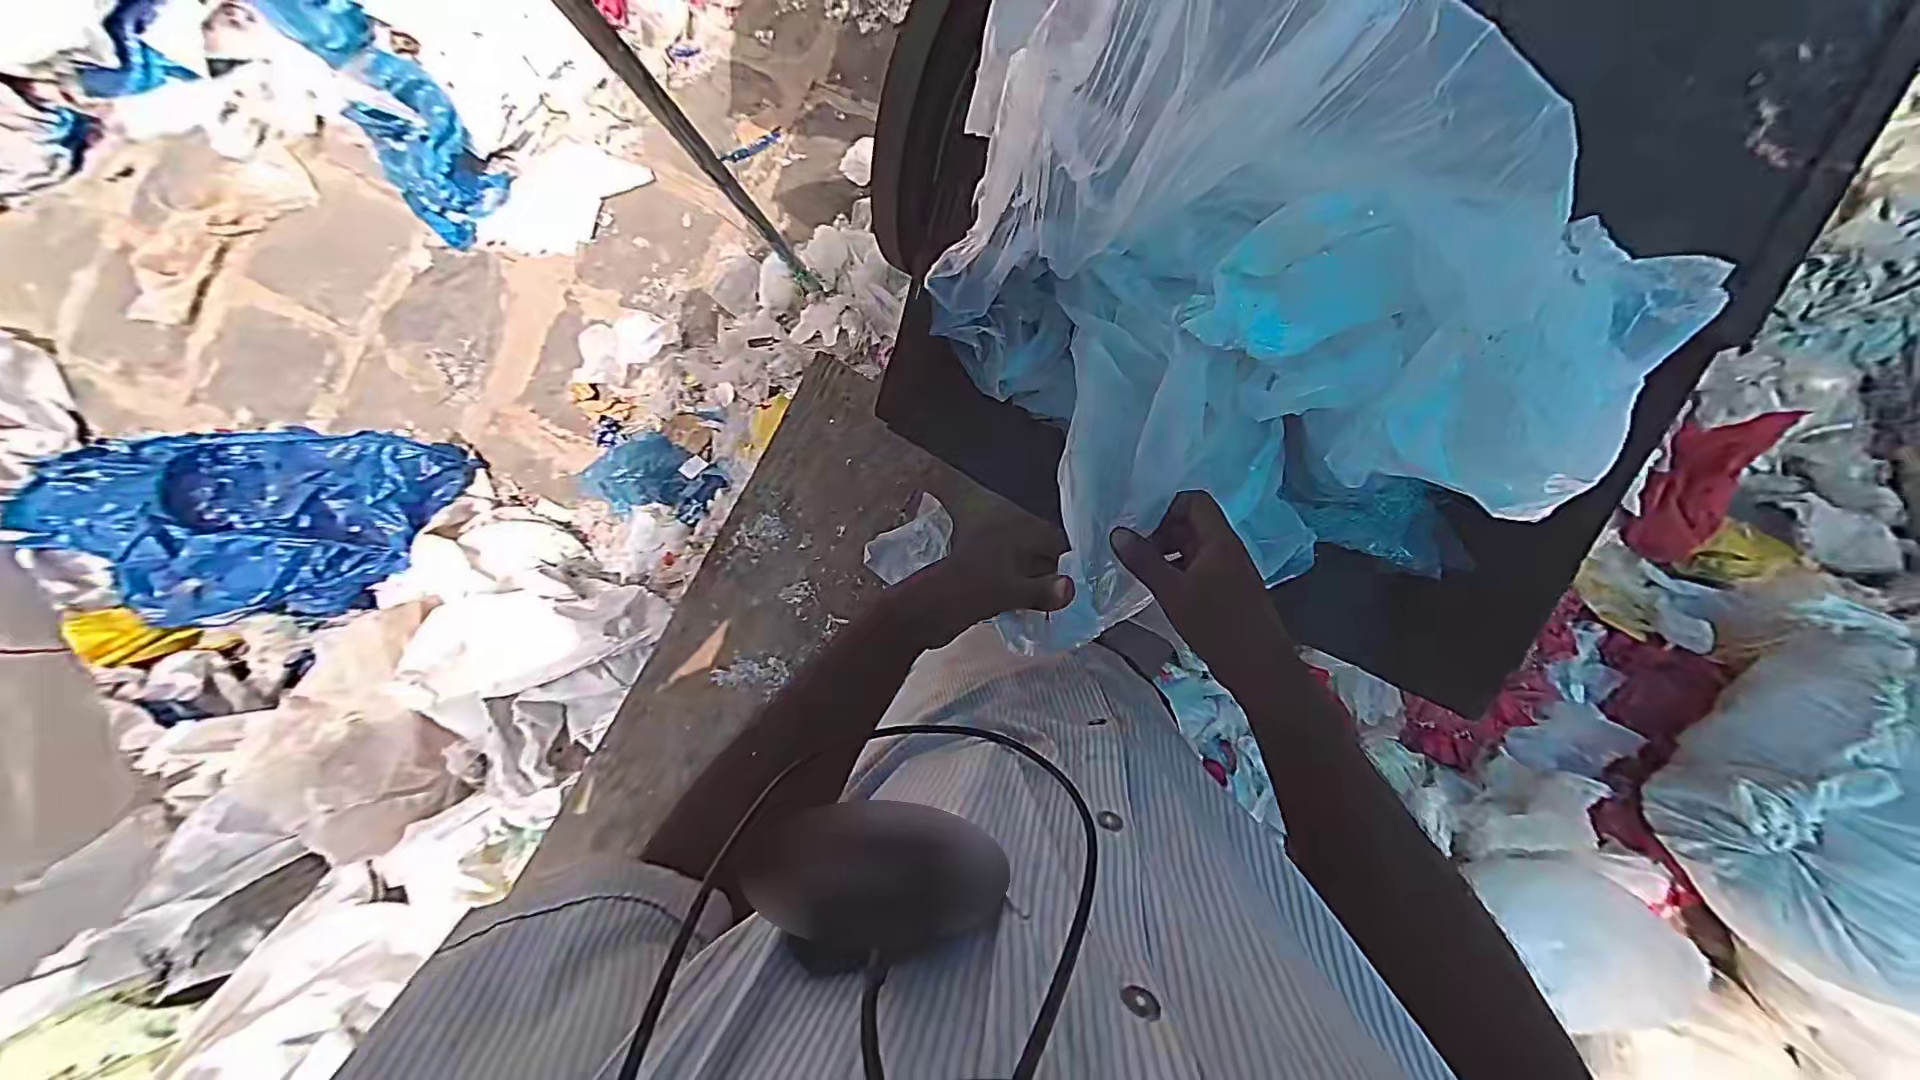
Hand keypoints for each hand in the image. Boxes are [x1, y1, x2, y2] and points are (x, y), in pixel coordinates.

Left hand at [889, 523, 1072, 648]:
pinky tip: (1038, 613)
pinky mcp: (982, 581)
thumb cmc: (962, 593)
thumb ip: (1041, 590)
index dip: (1072, 557)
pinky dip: (1025, 597)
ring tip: (1066, 606)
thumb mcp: (1007, 592)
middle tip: (1084, 595)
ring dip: (1042, 587)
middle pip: (1040, 554)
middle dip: (1058, 573)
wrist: (919, 613)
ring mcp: (990, 561)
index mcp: (1009, 534)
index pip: (1052, 539)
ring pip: (1026, 571)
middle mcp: (1001, 541)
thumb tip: (1073, 588)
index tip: (1093, 576)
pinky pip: (1013, 586)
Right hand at [1110, 491, 1296, 685]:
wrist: (1259, 668)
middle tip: (1135, 554)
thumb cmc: (1216, 625)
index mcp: (1219, 541)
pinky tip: (1161, 590)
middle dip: (1161, 533)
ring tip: (1143, 572)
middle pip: (1192, 523)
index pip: (1194, 501)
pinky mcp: (1227, 590)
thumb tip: (1118, 533)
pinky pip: (1199, 567)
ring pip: (1193, 548)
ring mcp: (1229, 570)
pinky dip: (1177, 571)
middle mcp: (1227, 549)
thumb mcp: (1172, 592)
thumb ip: (1144, 560)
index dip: (1166, 508)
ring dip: (1167, 553)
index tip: (1143, 531)